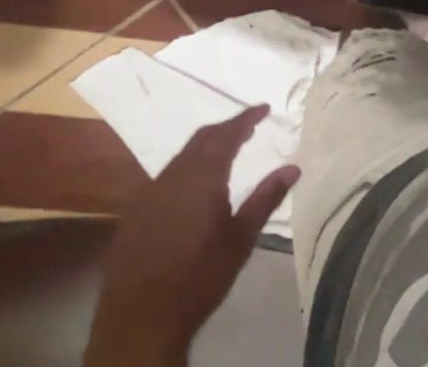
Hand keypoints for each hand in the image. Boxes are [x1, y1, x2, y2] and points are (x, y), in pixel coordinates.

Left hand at [83, 106, 298, 366]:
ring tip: (226, 154)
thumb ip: (266, 198)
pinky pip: (165, 178)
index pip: (226, 134)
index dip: (245, 118)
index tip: (264, 108)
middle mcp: (172, 177)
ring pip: (180, 158)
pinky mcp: (134, 214)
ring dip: (204, 149)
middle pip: (200, 140)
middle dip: (225, 129)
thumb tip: (293, 167)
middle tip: (248, 128)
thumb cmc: (200, 277)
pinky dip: (186, 170)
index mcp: (201, 177)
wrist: (141, 318)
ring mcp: (148, 194)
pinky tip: (193, 189)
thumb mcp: (241, 239)